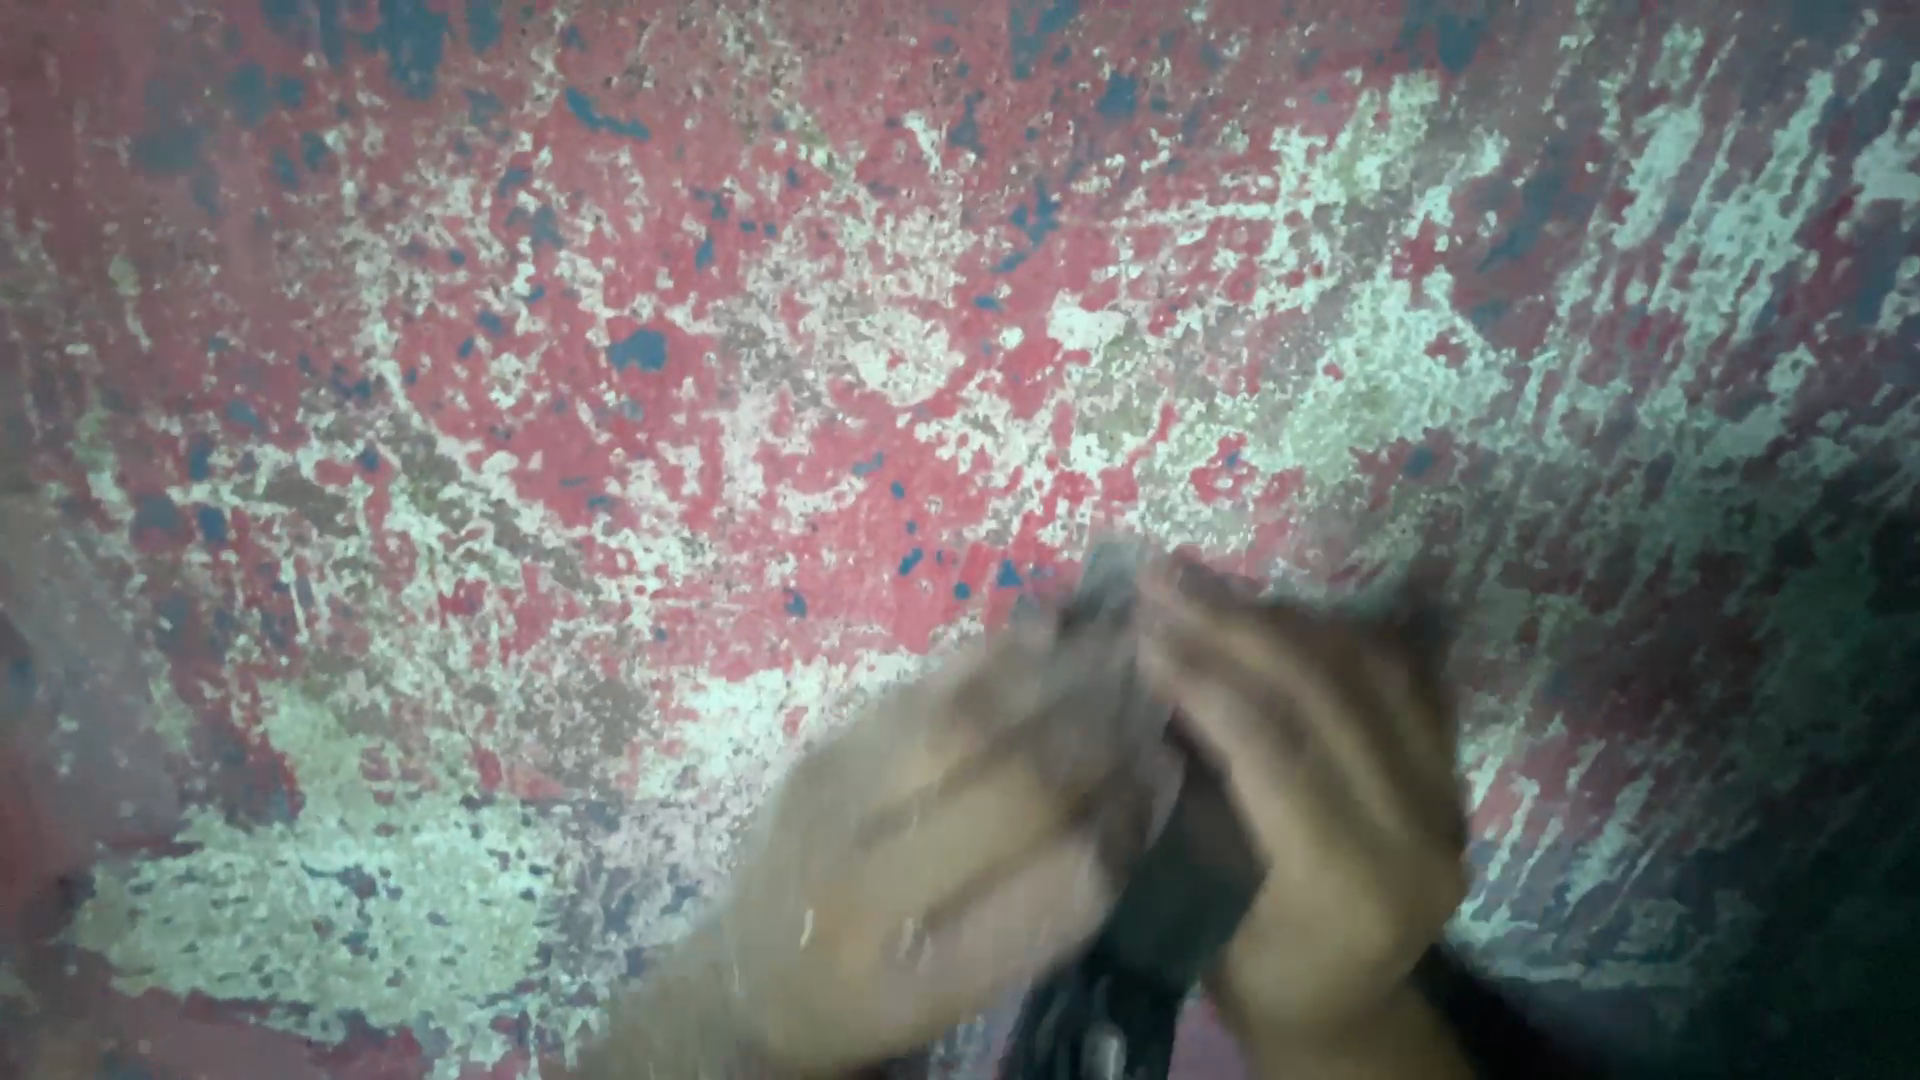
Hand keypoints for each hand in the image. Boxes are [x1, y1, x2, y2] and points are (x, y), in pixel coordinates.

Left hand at [571, 621, 1178, 1078]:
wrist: (752, 974)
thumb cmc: (878, 993)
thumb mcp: (969, 986)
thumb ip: (1050, 903)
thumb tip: (1133, 791)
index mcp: (926, 977)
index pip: (1064, 886)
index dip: (1129, 816)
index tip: (1167, 766)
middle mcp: (873, 891)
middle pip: (1017, 790)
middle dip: (1101, 731)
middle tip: (1151, 687)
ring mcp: (833, 807)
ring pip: (965, 722)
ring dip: (1053, 676)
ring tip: (1109, 644)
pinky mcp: (817, 752)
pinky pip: (916, 689)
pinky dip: (987, 653)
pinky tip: (1038, 629)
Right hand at [1134, 564, 1468, 1048]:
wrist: (1345, 1005)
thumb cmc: (1248, 966)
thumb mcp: (1190, 908)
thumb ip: (1171, 803)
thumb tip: (1132, 697)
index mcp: (1344, 884)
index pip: (1268, 748)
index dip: (1199, 678)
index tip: (1138, 631)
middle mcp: (1415, 834)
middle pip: (1323, 693)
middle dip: (1232, 625)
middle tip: (1164, 580)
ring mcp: (1445, 798)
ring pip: (1368, 668)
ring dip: (1279, 615)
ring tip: (1208, 588)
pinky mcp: (1450, 775)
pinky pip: (1400, 673)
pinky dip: (1331, 630)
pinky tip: (1273, 609)